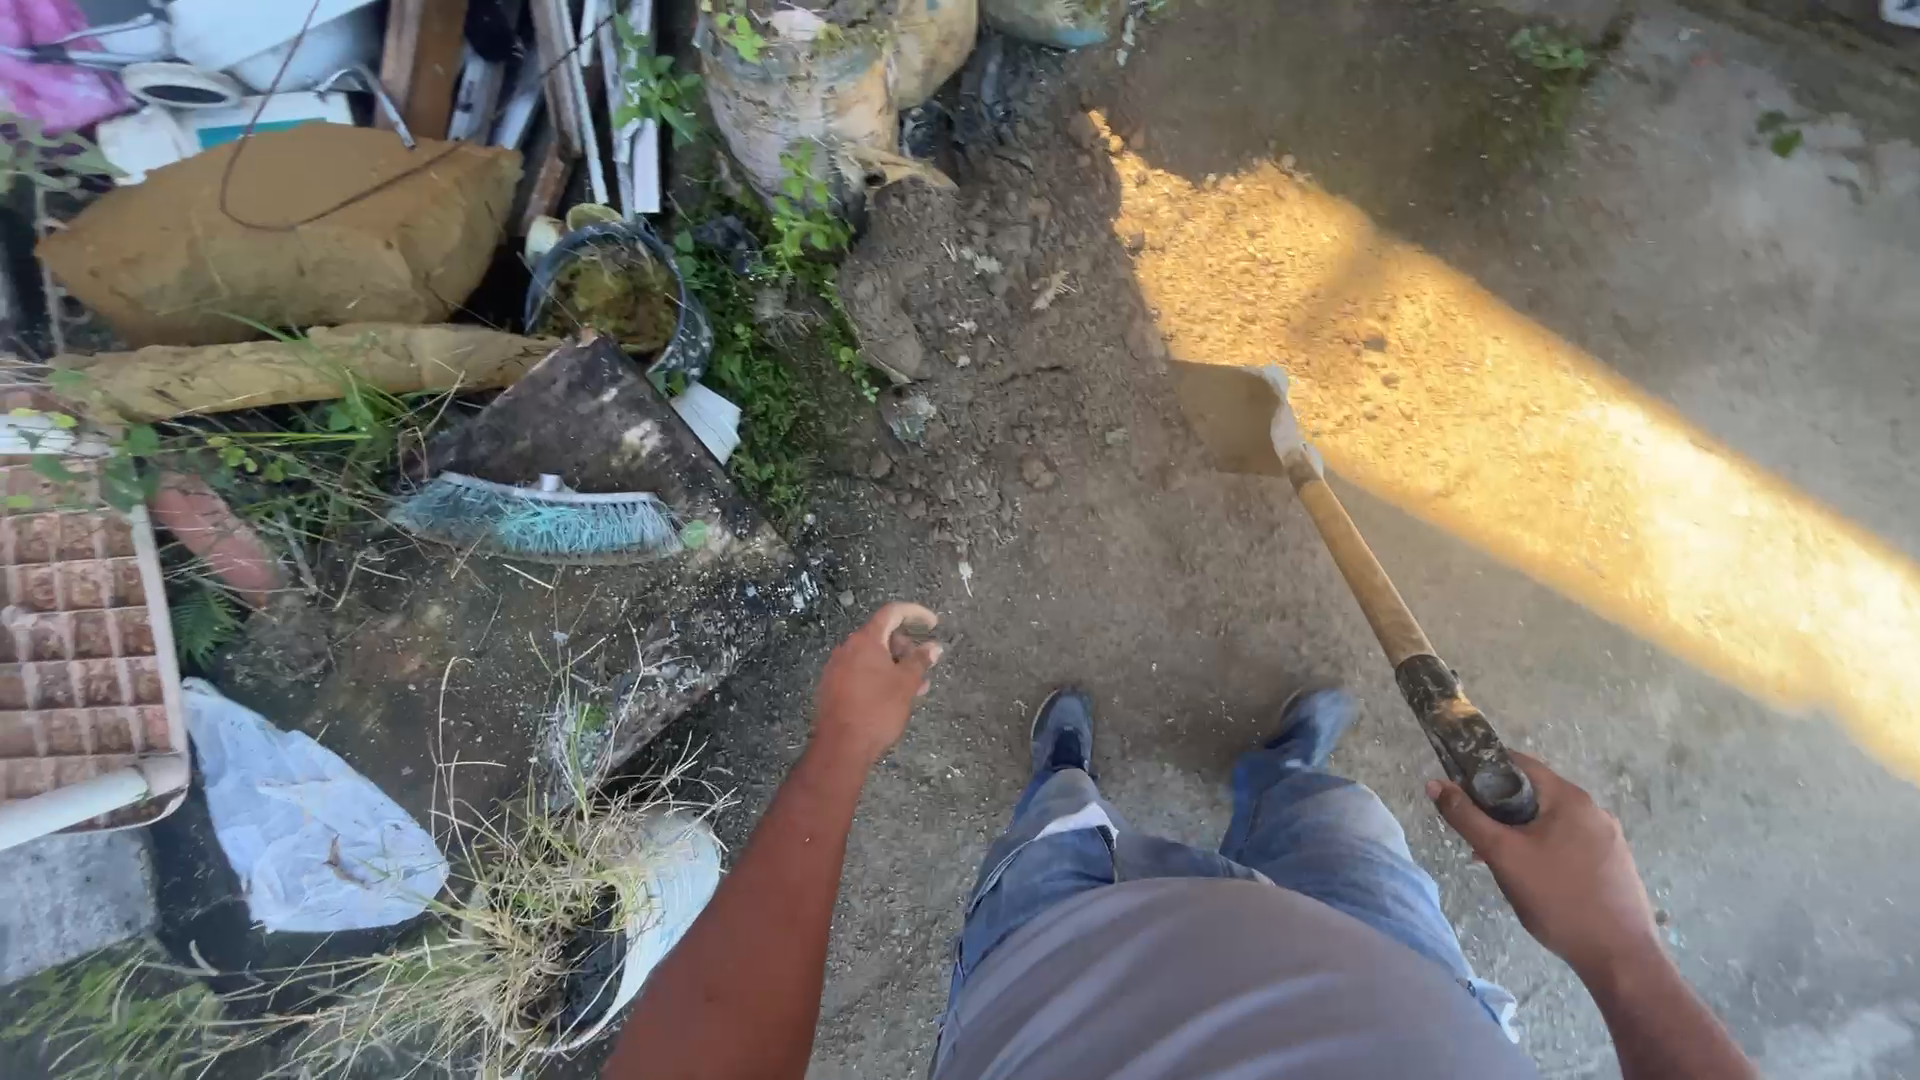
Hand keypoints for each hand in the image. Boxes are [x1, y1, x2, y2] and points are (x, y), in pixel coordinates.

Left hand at [813, 603, 943, 764]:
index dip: (915, 613)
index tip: (933, 624)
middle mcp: (848, 648)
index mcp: (865, 640)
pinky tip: (894, 697)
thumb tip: (934, 647)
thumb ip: (920, 661)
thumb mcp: (906, 684)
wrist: (841, 746)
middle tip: (923, 667)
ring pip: (872, 657)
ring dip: (895, 666)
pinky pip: (861, 672)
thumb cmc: (877, 709)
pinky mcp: (833, 687)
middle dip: (906, 647)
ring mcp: (837, 667)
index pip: (892, 612)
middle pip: (882, 635)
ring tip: (916, 688)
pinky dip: (880, 676)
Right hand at [1429, 753, 1660, 978]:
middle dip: (1497, 808)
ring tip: (1498, 860)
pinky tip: (1530, 875)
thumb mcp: (1501, 854)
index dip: (1481, 770)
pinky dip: (1540, 846)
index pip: (1517, 763)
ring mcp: (1608, 838)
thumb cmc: (1558, 898)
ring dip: (1517, 830)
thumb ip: (1465, 816)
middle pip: (1531, 792)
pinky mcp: (1613, 863)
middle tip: (1476, 835)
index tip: (1459, 792)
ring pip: (1547, 819)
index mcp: (1570, 799)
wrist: (1622, 960)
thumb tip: (1435, 784)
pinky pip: (1565, 840)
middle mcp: (1594, 811)